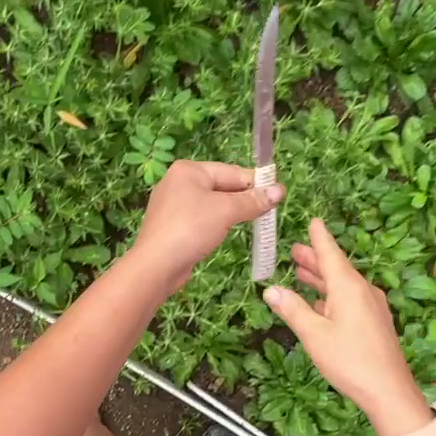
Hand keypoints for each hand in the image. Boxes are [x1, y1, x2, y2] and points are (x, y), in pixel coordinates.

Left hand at [123, 160, 284, 292]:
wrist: (156, 265)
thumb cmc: (191, 229)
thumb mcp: (226, 211)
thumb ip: (253, 201)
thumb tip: (280, 191)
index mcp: (189, 170)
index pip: (231, 171)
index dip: (255, 183)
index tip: (278, 194)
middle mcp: (178, 182)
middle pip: (221, 187)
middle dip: (243, 199)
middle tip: (268, 211)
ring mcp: (172, 206)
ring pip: (211, 205)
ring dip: (231, 213)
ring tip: (251, 222)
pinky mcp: (171, 227)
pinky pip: (200, 220)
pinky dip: (215, 224)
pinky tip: (224, 233)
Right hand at [263, 218, 433, 435]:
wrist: (388, 390)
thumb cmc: (350, 361)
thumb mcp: (314, 335)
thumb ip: (293, 310)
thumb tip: (271, 290)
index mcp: (349, 288)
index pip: (331, 254)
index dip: (319, 238)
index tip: (313, 221)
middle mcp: (363, 292)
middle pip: (336, 269)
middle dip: (315, 259)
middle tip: (295, 249)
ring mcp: (371, 308)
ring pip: (342, 286)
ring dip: (322, 278)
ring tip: (303, 272)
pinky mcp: (373, 323)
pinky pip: (349, 300)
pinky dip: (331, 295)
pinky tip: (321, 303)